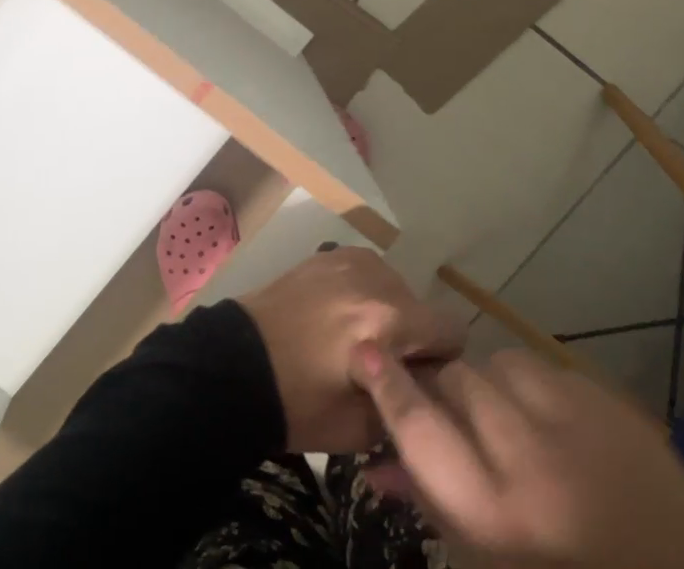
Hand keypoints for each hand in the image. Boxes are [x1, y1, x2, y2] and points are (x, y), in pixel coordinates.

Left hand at [238, 247, 462, 453]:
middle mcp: (375, 281)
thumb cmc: (297, 406)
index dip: (440, 359)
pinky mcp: (323, 256)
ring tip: (351, 337)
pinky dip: (360, 290)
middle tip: (377, 362)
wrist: (231, 371)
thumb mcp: (362, 428)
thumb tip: (421, 386)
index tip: (414, 377)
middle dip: (410, 334)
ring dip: (385, 309)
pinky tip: (335, 315)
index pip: (452, 330)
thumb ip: (406, 403)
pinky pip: (364, 270)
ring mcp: (346, 262)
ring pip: (393, 285)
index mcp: (389, 322)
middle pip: (422, 306)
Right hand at [350, 346, 683, 568]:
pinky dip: (535, 387)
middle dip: (441, 387)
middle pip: (457, 382)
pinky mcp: (616, 407)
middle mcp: (531, 460)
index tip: (365, 351)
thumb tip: (374, 468)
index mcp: (493, 513)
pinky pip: (550, 368)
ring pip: (501, 362)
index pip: (420, 428)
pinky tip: (548, 420)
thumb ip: (430, 506)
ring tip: (503, 414)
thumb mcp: (488, 560)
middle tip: (450, 411)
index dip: (387, 385)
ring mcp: (580, 426)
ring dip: (488, 381)